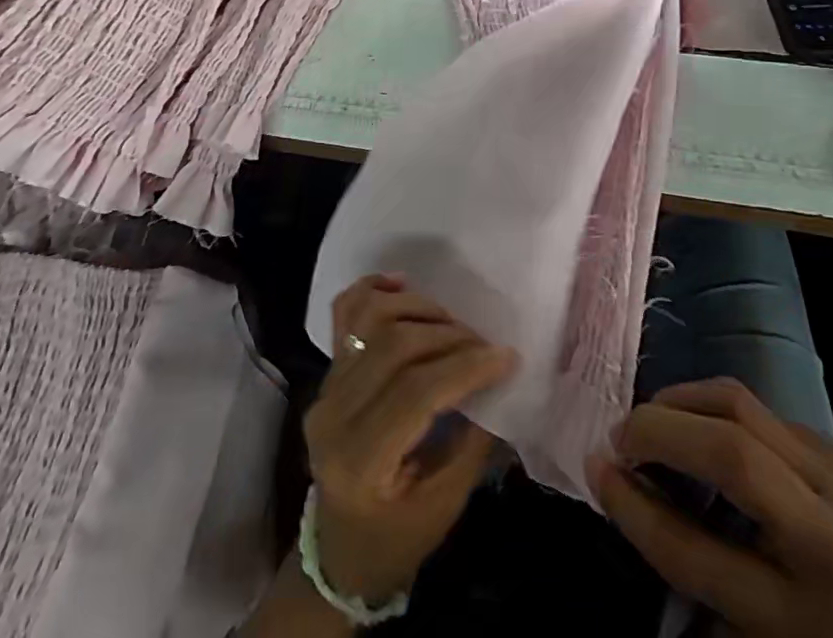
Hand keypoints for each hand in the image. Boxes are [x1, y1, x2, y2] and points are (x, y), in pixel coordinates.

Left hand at [304, 274, 516, 604]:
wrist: (342, 549)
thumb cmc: (398, 537)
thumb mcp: (446, 503)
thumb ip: (473, 438)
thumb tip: (500, 379)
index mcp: (360, 459)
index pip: (415, 391)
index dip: (465, 366)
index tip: (507, 356)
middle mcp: (333, 415)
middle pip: (394, 348)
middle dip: (451, 337)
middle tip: (487, 346)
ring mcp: (324, 389)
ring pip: (370, 321)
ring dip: (420, 311)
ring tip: (455, 325)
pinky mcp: (327, 375)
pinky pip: (345, 316)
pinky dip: (373, 290)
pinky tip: (404, 284)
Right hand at [588, 379, 832, 637]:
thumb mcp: (757, 636)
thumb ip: (695, 582)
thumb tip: (625, 494)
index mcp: (808, 618)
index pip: (694, 550)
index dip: (631, 506)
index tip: (596, 469)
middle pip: (731, 456)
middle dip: (658, 432)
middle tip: (621, 437)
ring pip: (745, 409)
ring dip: (681, 403)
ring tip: (650, 421)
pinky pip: (759, 409)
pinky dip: (711, 407)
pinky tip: (693, 425)